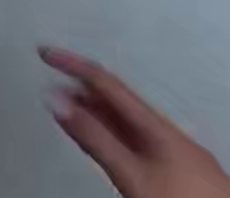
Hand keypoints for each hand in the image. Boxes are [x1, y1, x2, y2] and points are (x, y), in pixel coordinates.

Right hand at [40, 47, 229, 197]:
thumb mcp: (130, 173)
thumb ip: (92, 135)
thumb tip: (55, 98)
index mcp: (163, 130)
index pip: (108, 83)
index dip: (73, 63)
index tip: (44, 52)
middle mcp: (175, 139)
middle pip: (121, 102)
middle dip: (83, 88)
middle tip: (52, 81)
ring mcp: (184, 159)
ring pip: (131, 124)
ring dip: (96, 112)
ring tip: (69, 110)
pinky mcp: (186, 177)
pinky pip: (140, 142)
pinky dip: (113, 133)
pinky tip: (104, 141)